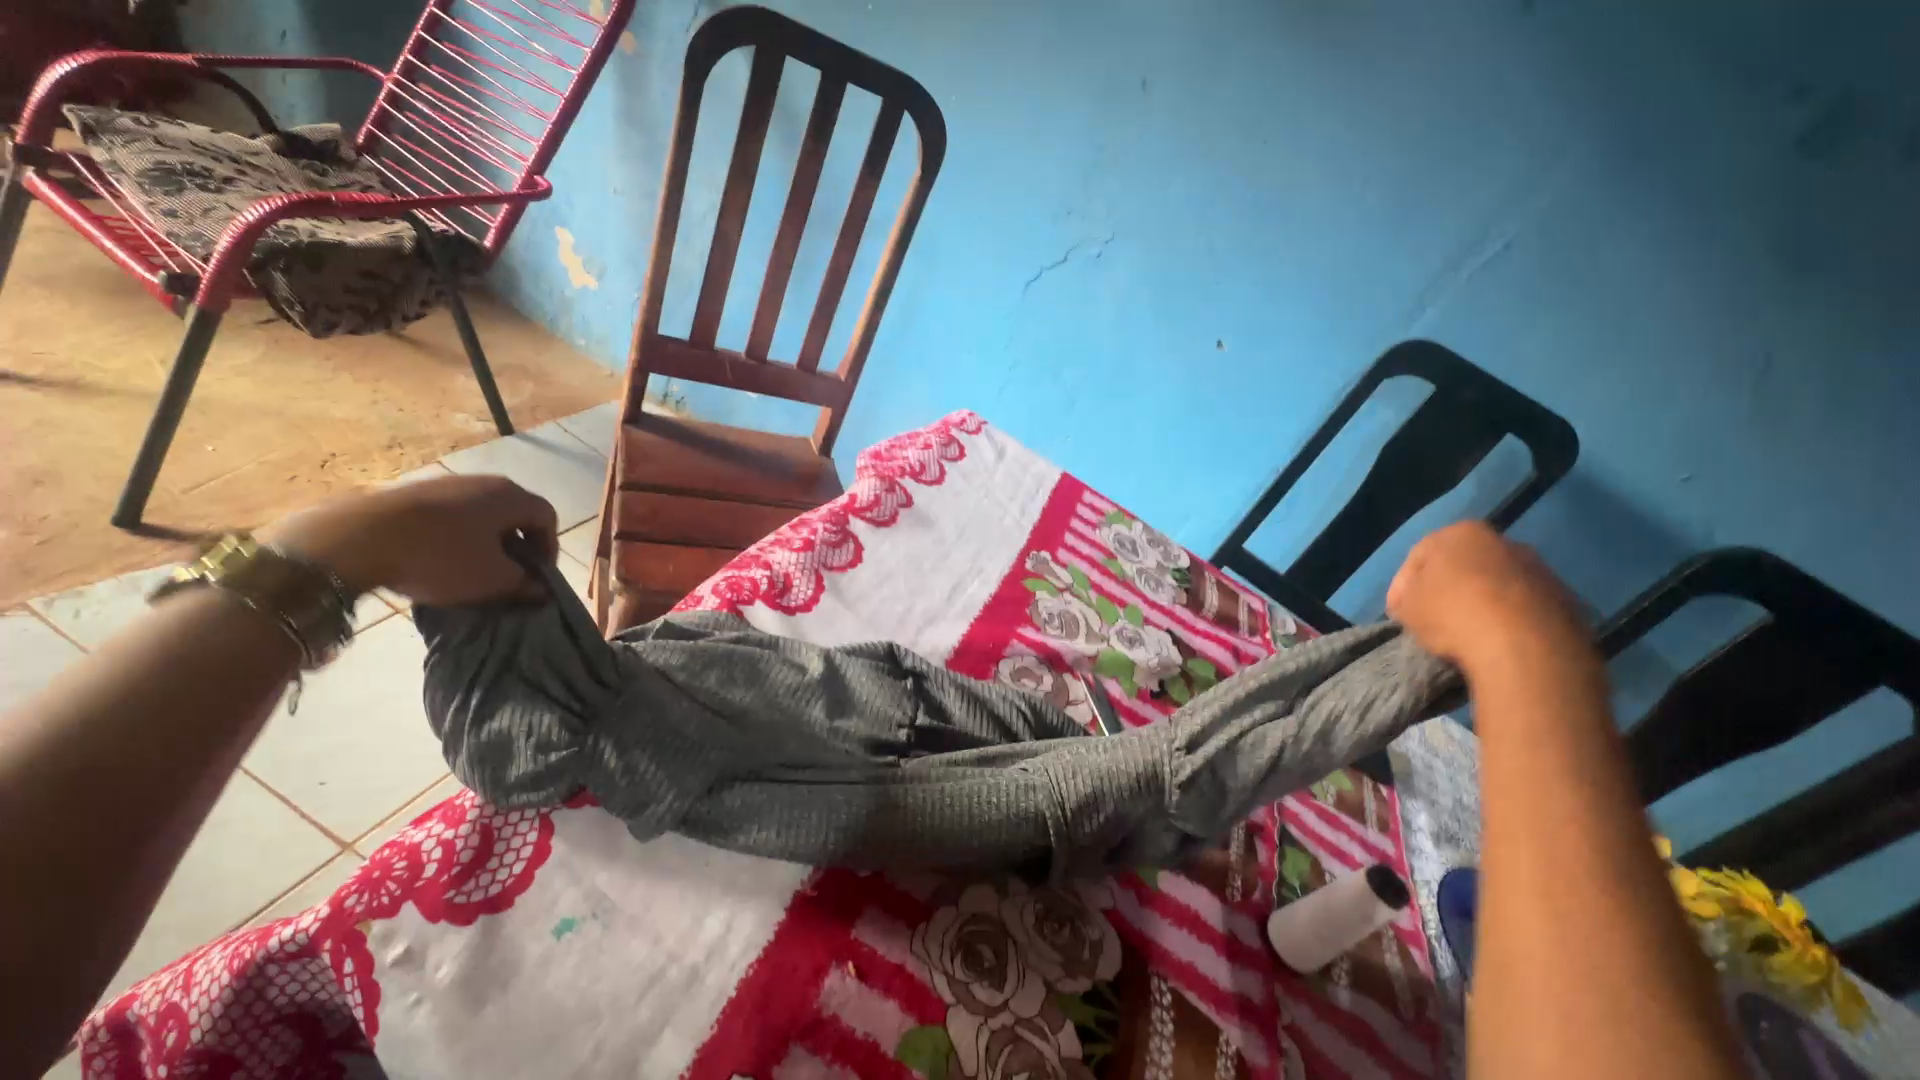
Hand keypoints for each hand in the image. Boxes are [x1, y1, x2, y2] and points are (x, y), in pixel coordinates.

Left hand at [260, 474, 558, 605]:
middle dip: (516, 546)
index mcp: (511, 496)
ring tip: (471, 571)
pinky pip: (450, 515)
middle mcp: (484, 481)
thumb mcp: (492, 580)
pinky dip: (455, 536)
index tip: (536, 578)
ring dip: (485, 542)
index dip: (549, 549)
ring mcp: (446, 483)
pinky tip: (438, 559)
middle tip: (508, 576)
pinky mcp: (413, 492)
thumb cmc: (443, 557)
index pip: (547, 518)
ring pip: (480, 514)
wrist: (360, 539)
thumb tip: (542, 589)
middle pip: (514, 513)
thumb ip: (524, 584)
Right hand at [1386, 522, 1595, 676]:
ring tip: (1468, 635)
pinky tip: (1499, 643)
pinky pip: (1525, 608)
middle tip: (1431, 619)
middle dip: (1447, 589)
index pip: (1420, 554)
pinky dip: (1510, 621)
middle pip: (1464, 565)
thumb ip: (1407, 597)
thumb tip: (1413, 601)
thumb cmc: (1454, 614)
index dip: (1402, 585)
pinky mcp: (1567, 601)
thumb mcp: (1408, 607)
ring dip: (1482, 604)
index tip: (1396, 613)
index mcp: (1462, 533)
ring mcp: (1541, 570)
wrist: (1527, 646)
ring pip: (1499, 585)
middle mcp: (1505, 542)